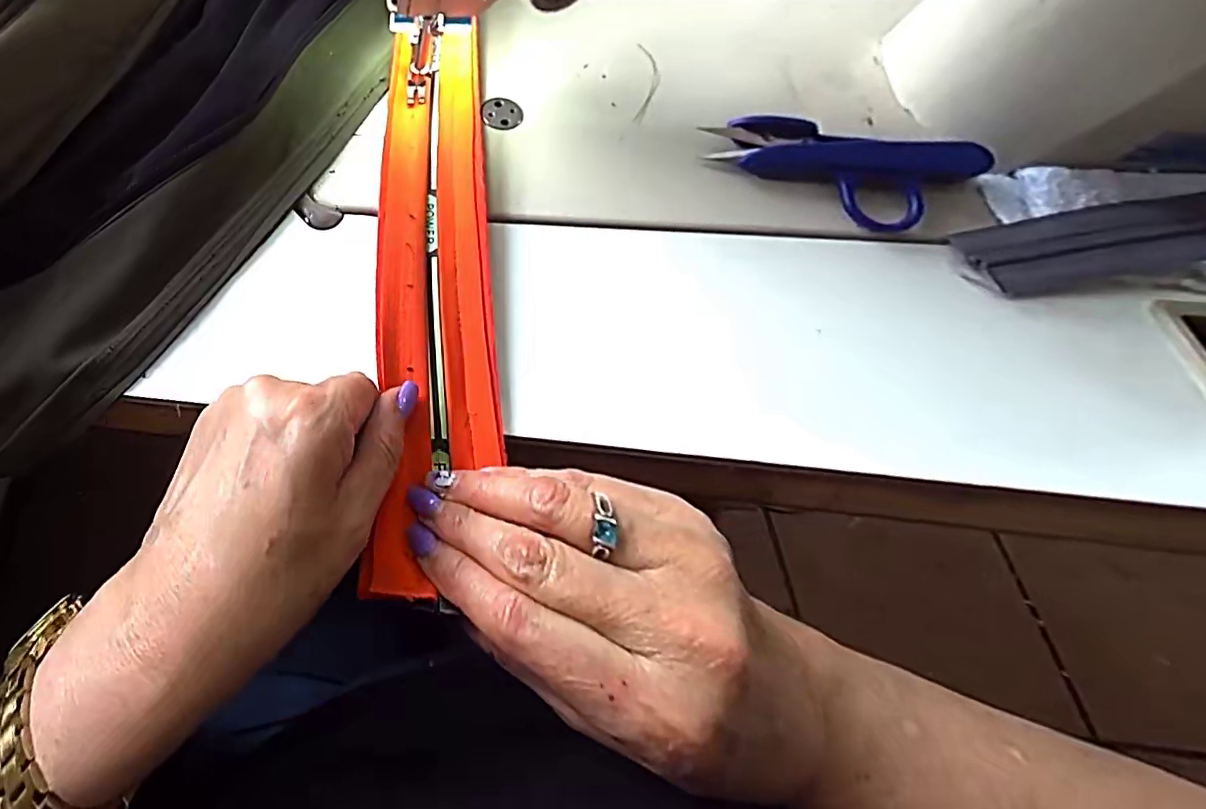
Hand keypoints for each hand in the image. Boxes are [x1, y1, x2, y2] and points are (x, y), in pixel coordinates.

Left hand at [32, 373, 414, 803]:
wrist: (183, 610)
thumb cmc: (263, 579)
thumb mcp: (354, 518)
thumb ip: (385, 446)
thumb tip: (400, 402)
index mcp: (310, 414)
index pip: (366, 386)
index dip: (369, 430)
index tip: (357, 466)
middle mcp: (266, 395)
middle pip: (327, 397)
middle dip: (332, 438)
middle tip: (318, 498)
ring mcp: (230, 406)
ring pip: (294, 410)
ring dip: (297, 443)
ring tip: (282, 503)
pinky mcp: (208, 421)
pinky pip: (260, 420)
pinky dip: (266, 448)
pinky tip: (258, 496)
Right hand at [407, 467, 827, 802]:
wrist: (782, 700)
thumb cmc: (698, 726)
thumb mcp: (603, 726)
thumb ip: (525, 658)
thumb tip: (457, 592)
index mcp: (651, 698)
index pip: (523, 620)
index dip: (459, 575)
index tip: (423, 549)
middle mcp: (674, 620)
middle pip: (537, 555)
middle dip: (467, 524)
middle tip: (425, 506)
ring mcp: (687, 556)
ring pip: (562, 505)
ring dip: (493, 488)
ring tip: (451, 483)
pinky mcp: (685, 515)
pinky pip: (592, 484)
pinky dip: (536, 479)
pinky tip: (502, 479)